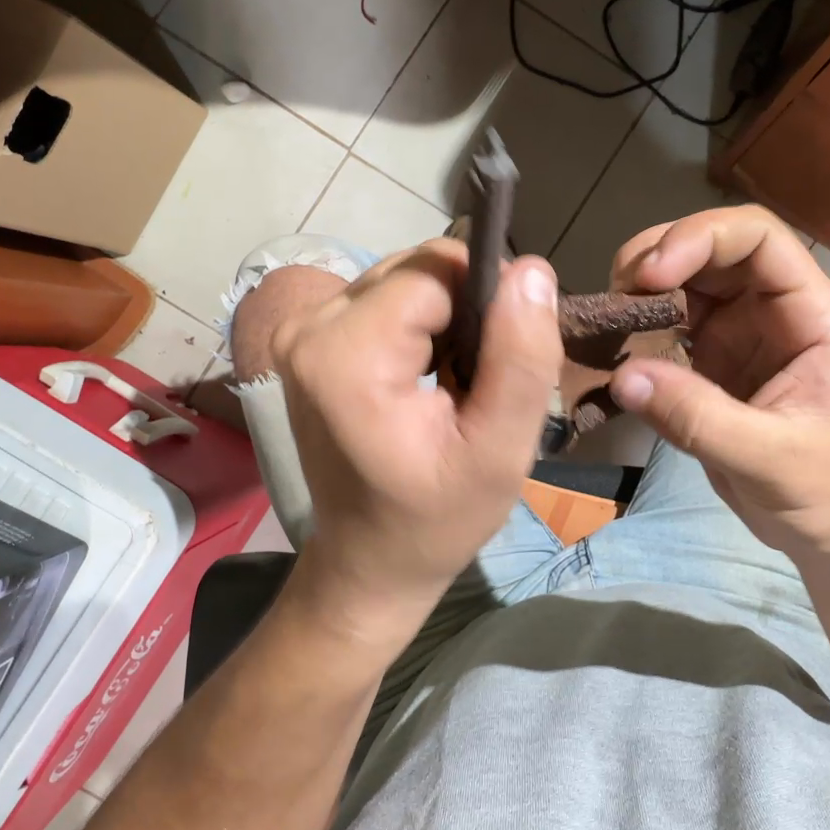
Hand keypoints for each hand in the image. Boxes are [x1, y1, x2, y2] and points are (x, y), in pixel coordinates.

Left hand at [277, 240, 562, 646]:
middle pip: (418, 270)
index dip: (486, 304)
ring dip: (444, 320)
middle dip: (464, 311)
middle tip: (478, 382)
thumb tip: (533, 269)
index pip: (438, 270)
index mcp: (347, 354)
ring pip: (404, 279)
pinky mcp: (303, 337)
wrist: (370, 560)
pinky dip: (417, 327)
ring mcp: (297, 329)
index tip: (502, 361)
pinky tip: (427, 379)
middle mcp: (307, 326)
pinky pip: (383, 298)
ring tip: (454, 384)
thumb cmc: (438, 518)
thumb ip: (522, 359)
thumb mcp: (500, 451)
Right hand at [607, 207, 829, 561]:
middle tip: (615, 299)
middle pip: (711, 249)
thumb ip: (699, 418)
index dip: (702, 237)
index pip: (759, 238)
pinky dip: (635, 334)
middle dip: (658, 259)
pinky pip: (665, 330)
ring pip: (682, 284)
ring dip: (639, 293)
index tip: (653, 275)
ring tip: (606, 325)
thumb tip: (622, 375)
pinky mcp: (709, 364)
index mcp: (811, 313)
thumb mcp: (772, 460)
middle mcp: (772, 309)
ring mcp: (738, 334)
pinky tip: (611, 353)